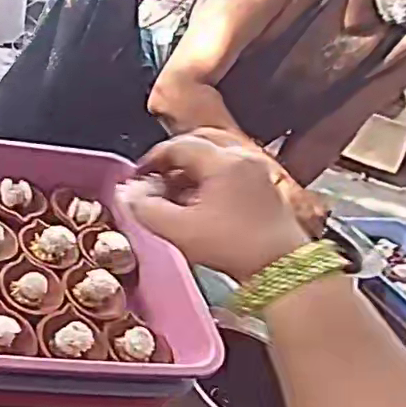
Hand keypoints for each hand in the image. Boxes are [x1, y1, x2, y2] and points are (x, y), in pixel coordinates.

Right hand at [118, 132, 313, 280]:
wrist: (278, 265)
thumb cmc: (232, 246)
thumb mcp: (177, 230)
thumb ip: (145, 208)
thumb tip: (128, 193)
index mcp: (223, 162)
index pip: (179, 145)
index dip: (152, 159)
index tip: (138, 176)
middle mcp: (243, 158)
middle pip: (200, 141)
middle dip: (173, 157)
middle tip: (155, 176)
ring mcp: (256, 171)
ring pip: (216, 153)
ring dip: (190, 166)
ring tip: (173, 190)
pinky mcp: (263, 187)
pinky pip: (230, 168)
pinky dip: (208, 176)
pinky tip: (195, 200)